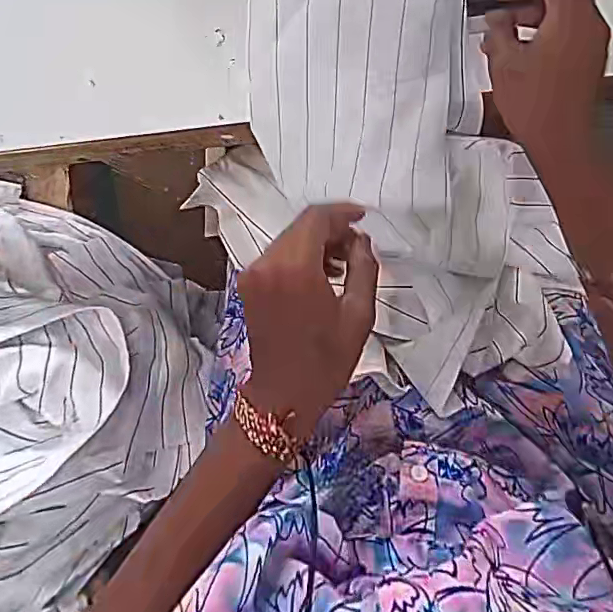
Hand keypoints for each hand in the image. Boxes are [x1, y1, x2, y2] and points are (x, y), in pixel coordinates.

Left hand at [236, 203, 377, 432]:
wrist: (280, 399)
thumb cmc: (324, 362)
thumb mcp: (358, 315)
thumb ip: (364, 268)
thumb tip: (361, 242)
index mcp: (294, 268)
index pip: (316, 219)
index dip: (342, 212)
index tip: (362, 217)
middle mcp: (267, 264)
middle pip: (301, 227)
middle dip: (332, 230)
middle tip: (358, 247)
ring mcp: (252, 275)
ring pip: (289, 240)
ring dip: (317, 244)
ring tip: (344, 266)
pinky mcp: (248, 286)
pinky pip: (278, 257)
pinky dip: (301, 257)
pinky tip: (322, 276)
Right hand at [481, 0, 610, 166]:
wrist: (563, 141)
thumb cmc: (541, 108)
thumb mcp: (505, 62)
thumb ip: (499, 31)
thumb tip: (498, 22)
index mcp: (571, 17)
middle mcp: (589, 26)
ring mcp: (593, 44)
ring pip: (568, 9)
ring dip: (538, 10)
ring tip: (508, 25)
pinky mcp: (590, 61)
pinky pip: (572, 31)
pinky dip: (549, 28)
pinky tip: (523, 46)